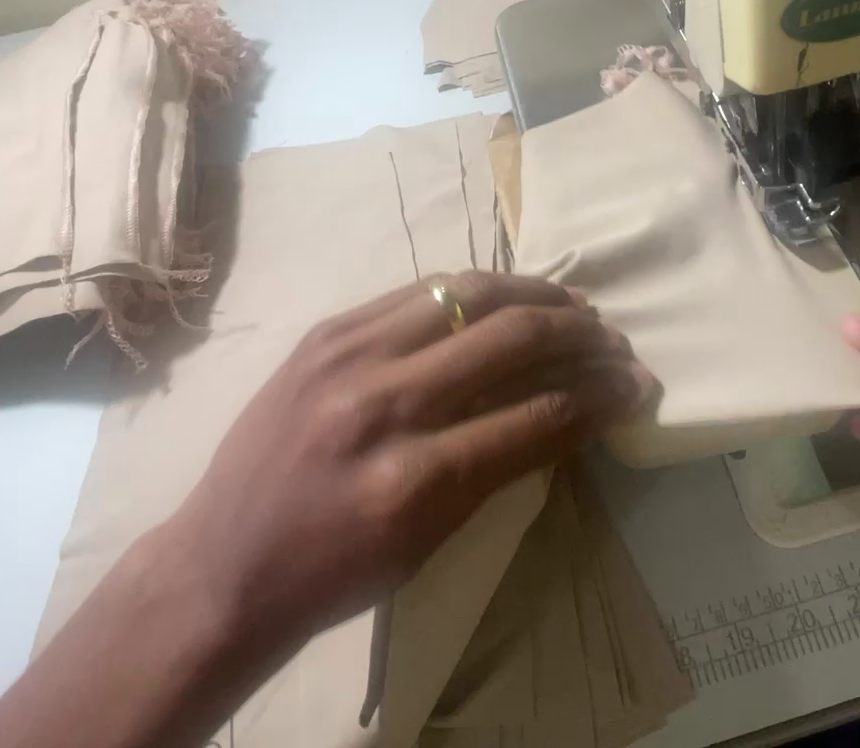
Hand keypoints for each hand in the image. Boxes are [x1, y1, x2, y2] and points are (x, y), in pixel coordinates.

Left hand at [160, 272, 651, 646]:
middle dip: (580, 335)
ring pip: (468, 293)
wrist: (223, 562)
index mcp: (414, 481)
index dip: (600, 396)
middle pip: (510, 339)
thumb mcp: (434, 538)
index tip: (636, 385)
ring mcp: (347, 356)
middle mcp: (382, 405)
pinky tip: (507, 297)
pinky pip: (421, 290)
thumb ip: (507, 463)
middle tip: (613, 341)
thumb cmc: (337, 570)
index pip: (537, 416)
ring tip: (573, 304)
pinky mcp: (327, 331)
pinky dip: (477, 290)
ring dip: (535, 295)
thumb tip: (578, 407)